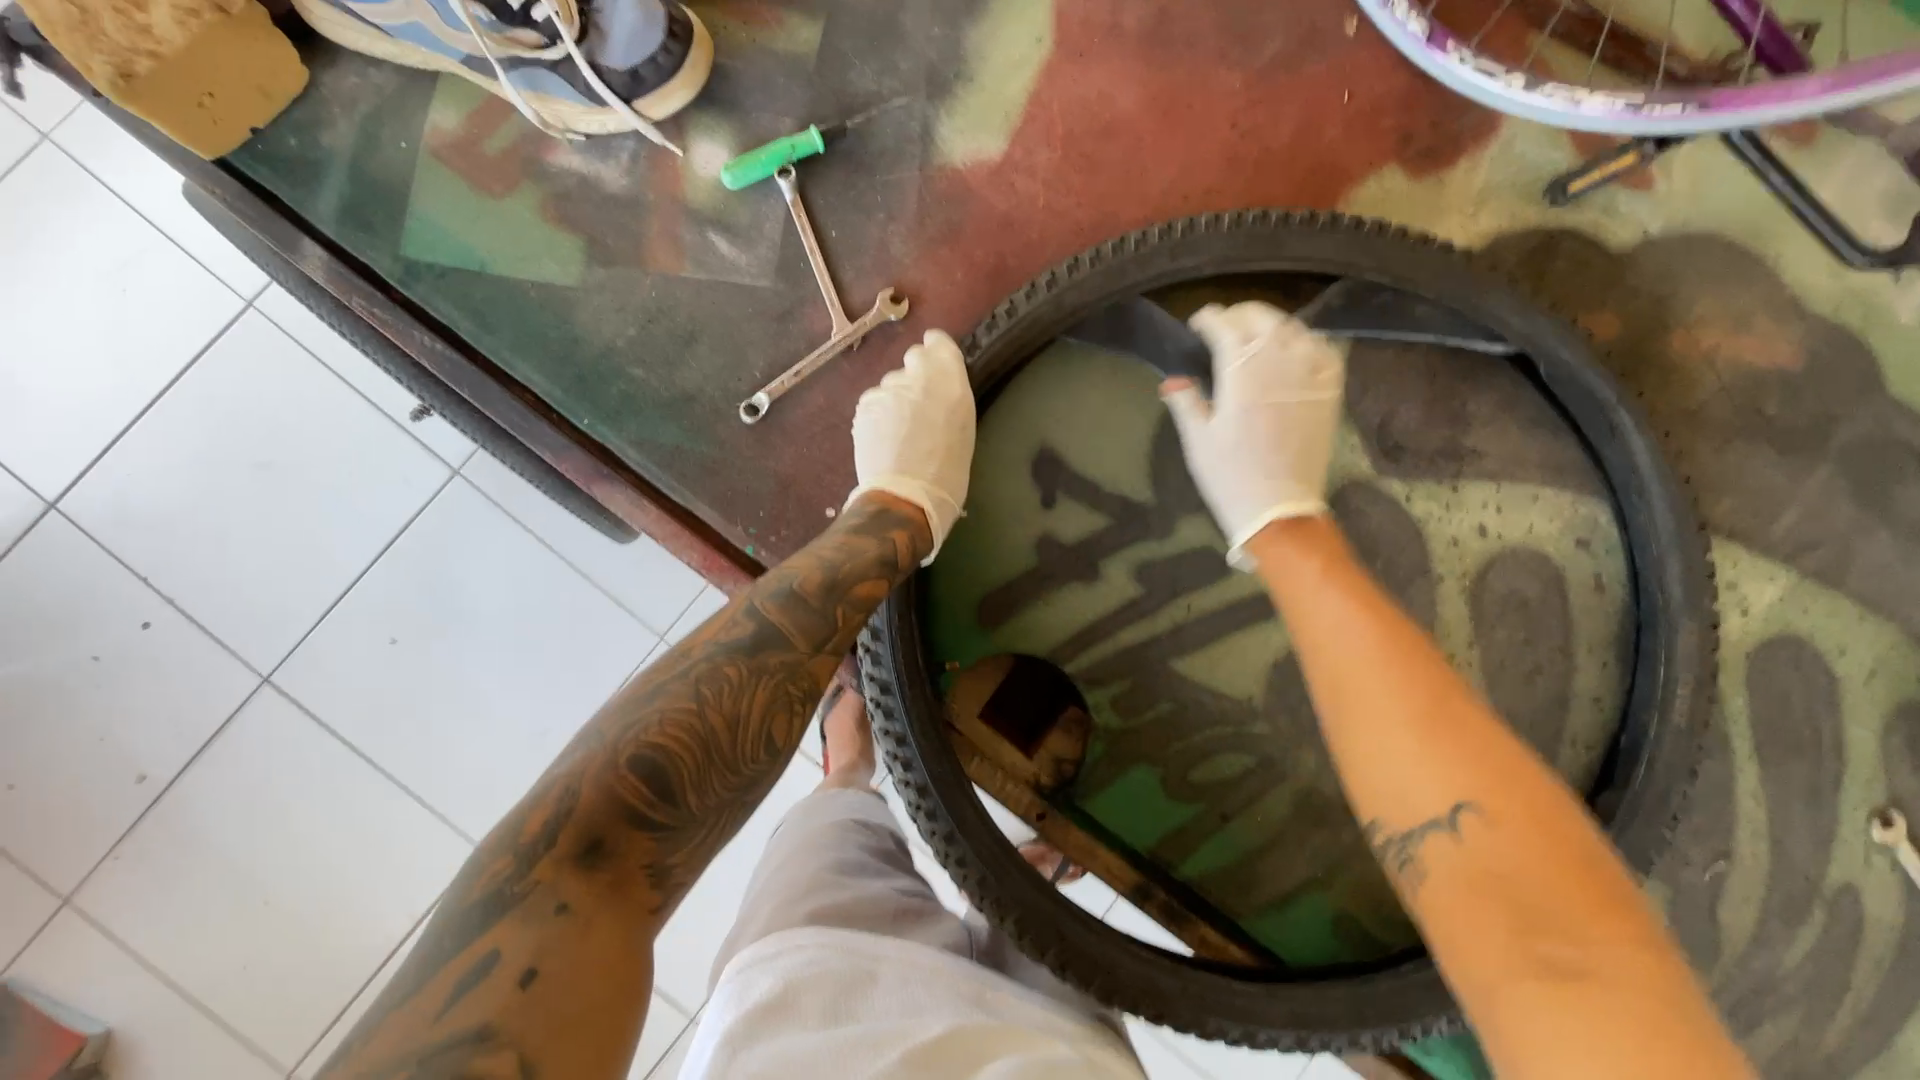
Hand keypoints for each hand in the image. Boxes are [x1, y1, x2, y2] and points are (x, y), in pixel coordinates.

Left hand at [848, 329, 975, 564]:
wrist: (908, 495)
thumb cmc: (949, 469)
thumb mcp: (964, 425)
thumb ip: (949, 395)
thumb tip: (936, 389)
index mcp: (950, 378)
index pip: (937, 341)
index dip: (935, 353)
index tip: (935, 368)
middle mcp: (917, 374)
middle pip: (913, 359)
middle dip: (914, 376)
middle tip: (918, 406)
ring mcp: (886, 388)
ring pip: (890, 385)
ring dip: (895, 400)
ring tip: (899, 432)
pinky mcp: (863, 405)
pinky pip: (873, 404)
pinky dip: (878, 417)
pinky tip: (883, 440)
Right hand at [1161, 302, 1344, 569]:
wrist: (1280, 509)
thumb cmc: (1231, 478)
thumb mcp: (1198, 441)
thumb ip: (1186, 402)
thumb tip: (1173, 380)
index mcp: (1241, 374)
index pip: (1224, 327)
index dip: (1208, 319)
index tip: (1197, 324)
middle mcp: (1279, 363)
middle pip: (1260, 318)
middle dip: (1239, 314)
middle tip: (1223, 326)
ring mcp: (1309, 374)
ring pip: (1292, 328)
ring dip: (1270, 325)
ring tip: (1255, 336)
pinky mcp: (1329, 389)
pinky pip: (1323, 349)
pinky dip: (1306, 341)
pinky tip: (1294, 350)